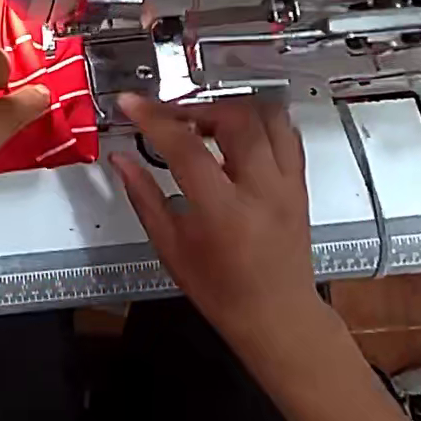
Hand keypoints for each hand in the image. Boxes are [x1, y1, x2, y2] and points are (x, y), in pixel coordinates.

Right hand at [110, 94, 330, 350]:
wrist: (278, 317)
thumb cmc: (222, 290)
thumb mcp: (170, 247)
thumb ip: (143, 196)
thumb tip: (120, 160)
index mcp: (224, 212)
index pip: (187, 147)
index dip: (154, 119)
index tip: (132, 104)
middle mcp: (262, 191)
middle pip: (234, 119)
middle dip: (195, 107)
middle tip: (171, 115)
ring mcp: (287, 184)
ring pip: (266, 117)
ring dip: (230, 107)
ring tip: (205, 118)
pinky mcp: (300, 184)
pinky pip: (287, 132)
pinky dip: (260, 119)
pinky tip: (239, 127)